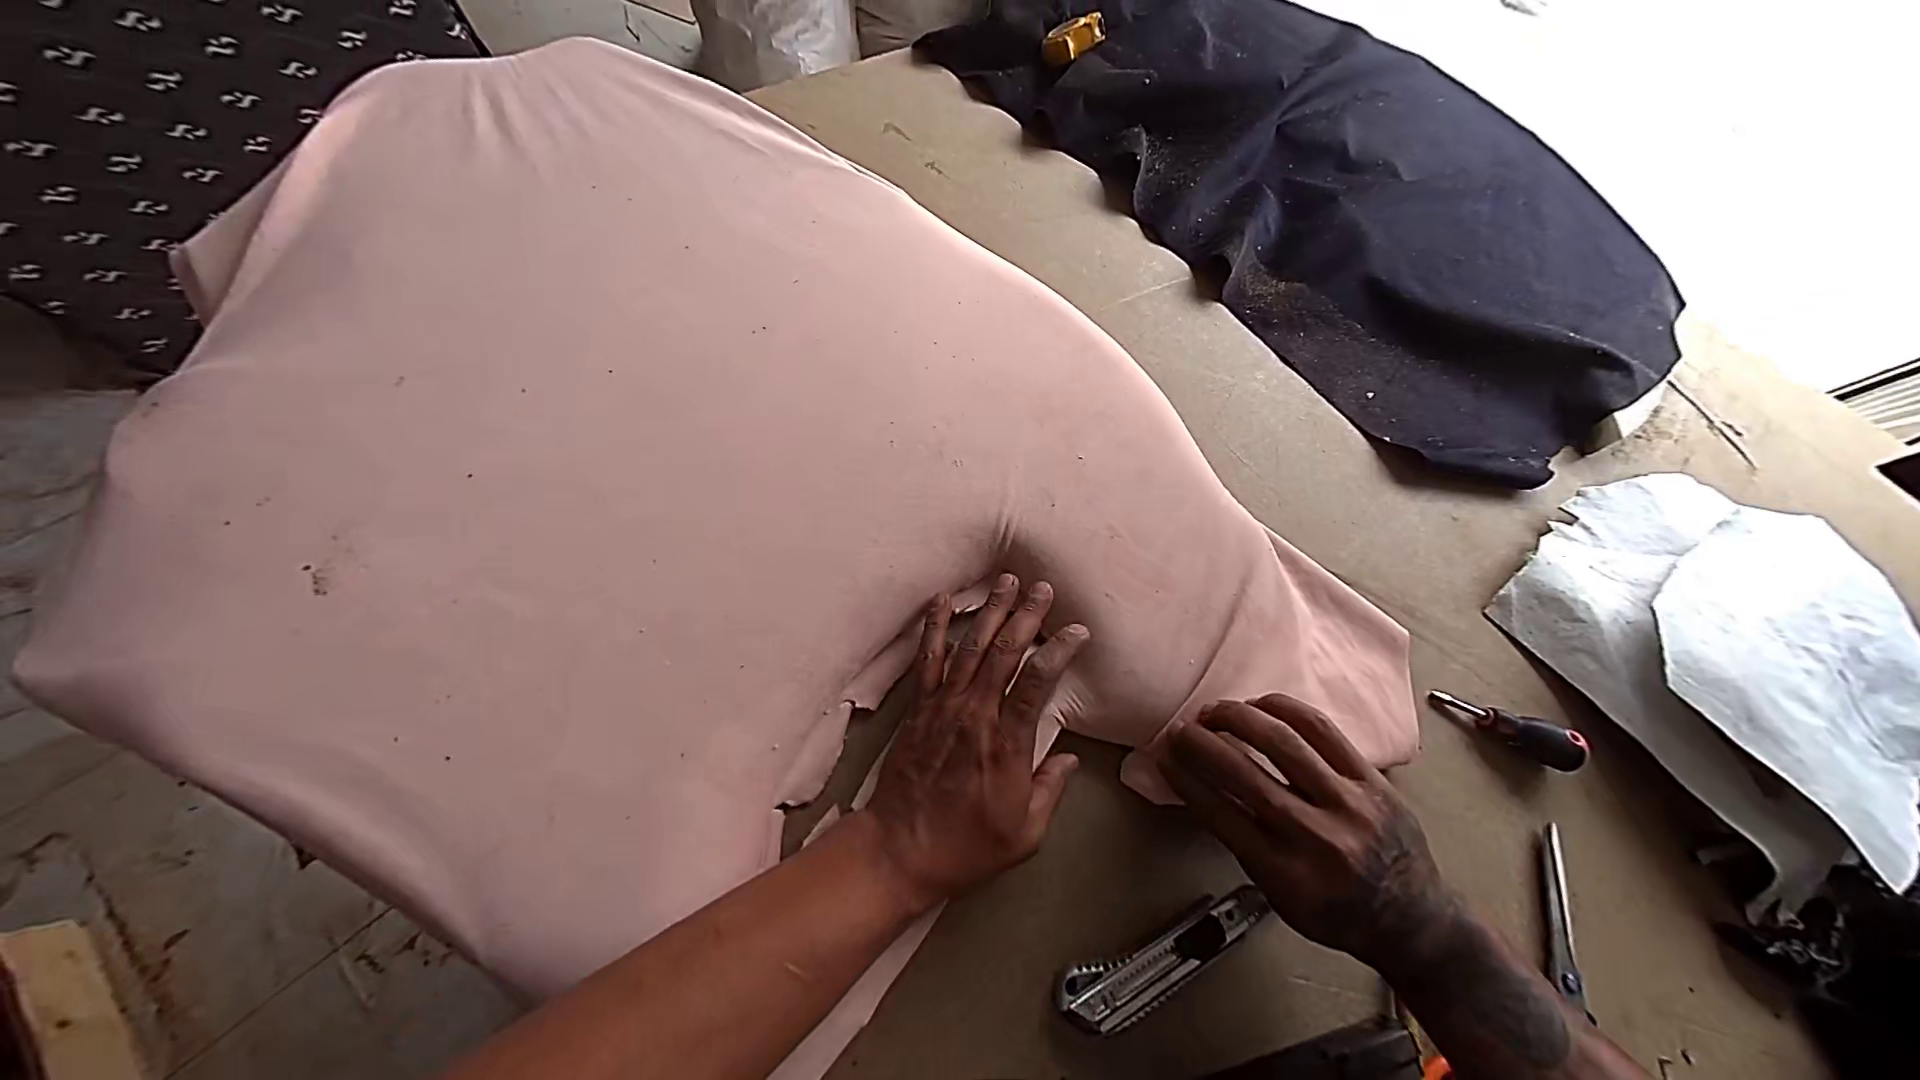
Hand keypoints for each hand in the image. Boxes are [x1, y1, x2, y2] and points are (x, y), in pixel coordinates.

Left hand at [862, 575, 1088, 911]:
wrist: (901, 850)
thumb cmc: (966, 846)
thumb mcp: (1025, 831)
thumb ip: (1050, 788)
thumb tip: (1070, 758)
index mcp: (1007, 744)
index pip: (1038, 682)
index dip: (1059, 650)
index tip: (1077, 630)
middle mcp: (975, 716)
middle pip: (1005, 653)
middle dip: (1026, 616)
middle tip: (1043, 589)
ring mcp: (943, 708)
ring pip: (970, 648)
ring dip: (990, 611)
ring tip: (1005, 582)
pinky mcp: (919, 709)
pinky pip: (927, 659)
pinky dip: (935, 627)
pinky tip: (942, 601)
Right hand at [1161, 694, 1453, 970]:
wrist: (1415, 922)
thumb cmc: (1335, 911)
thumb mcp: (1277, 893)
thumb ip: (1240, 841)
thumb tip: (1200, 786)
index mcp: (1286, 873)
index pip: (1219, 813)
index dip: (1184, 777)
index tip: (1165, 755)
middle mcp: (1318, 837)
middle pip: (1244, 773)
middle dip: (1202, 743)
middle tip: (1181, 728)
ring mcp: (1350, 805)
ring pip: (1283, 743)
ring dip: (1238, 718)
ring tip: (1215, 710)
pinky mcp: (1374, 782)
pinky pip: (1324, 731)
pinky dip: (1286, 710)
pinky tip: (1261, 704)